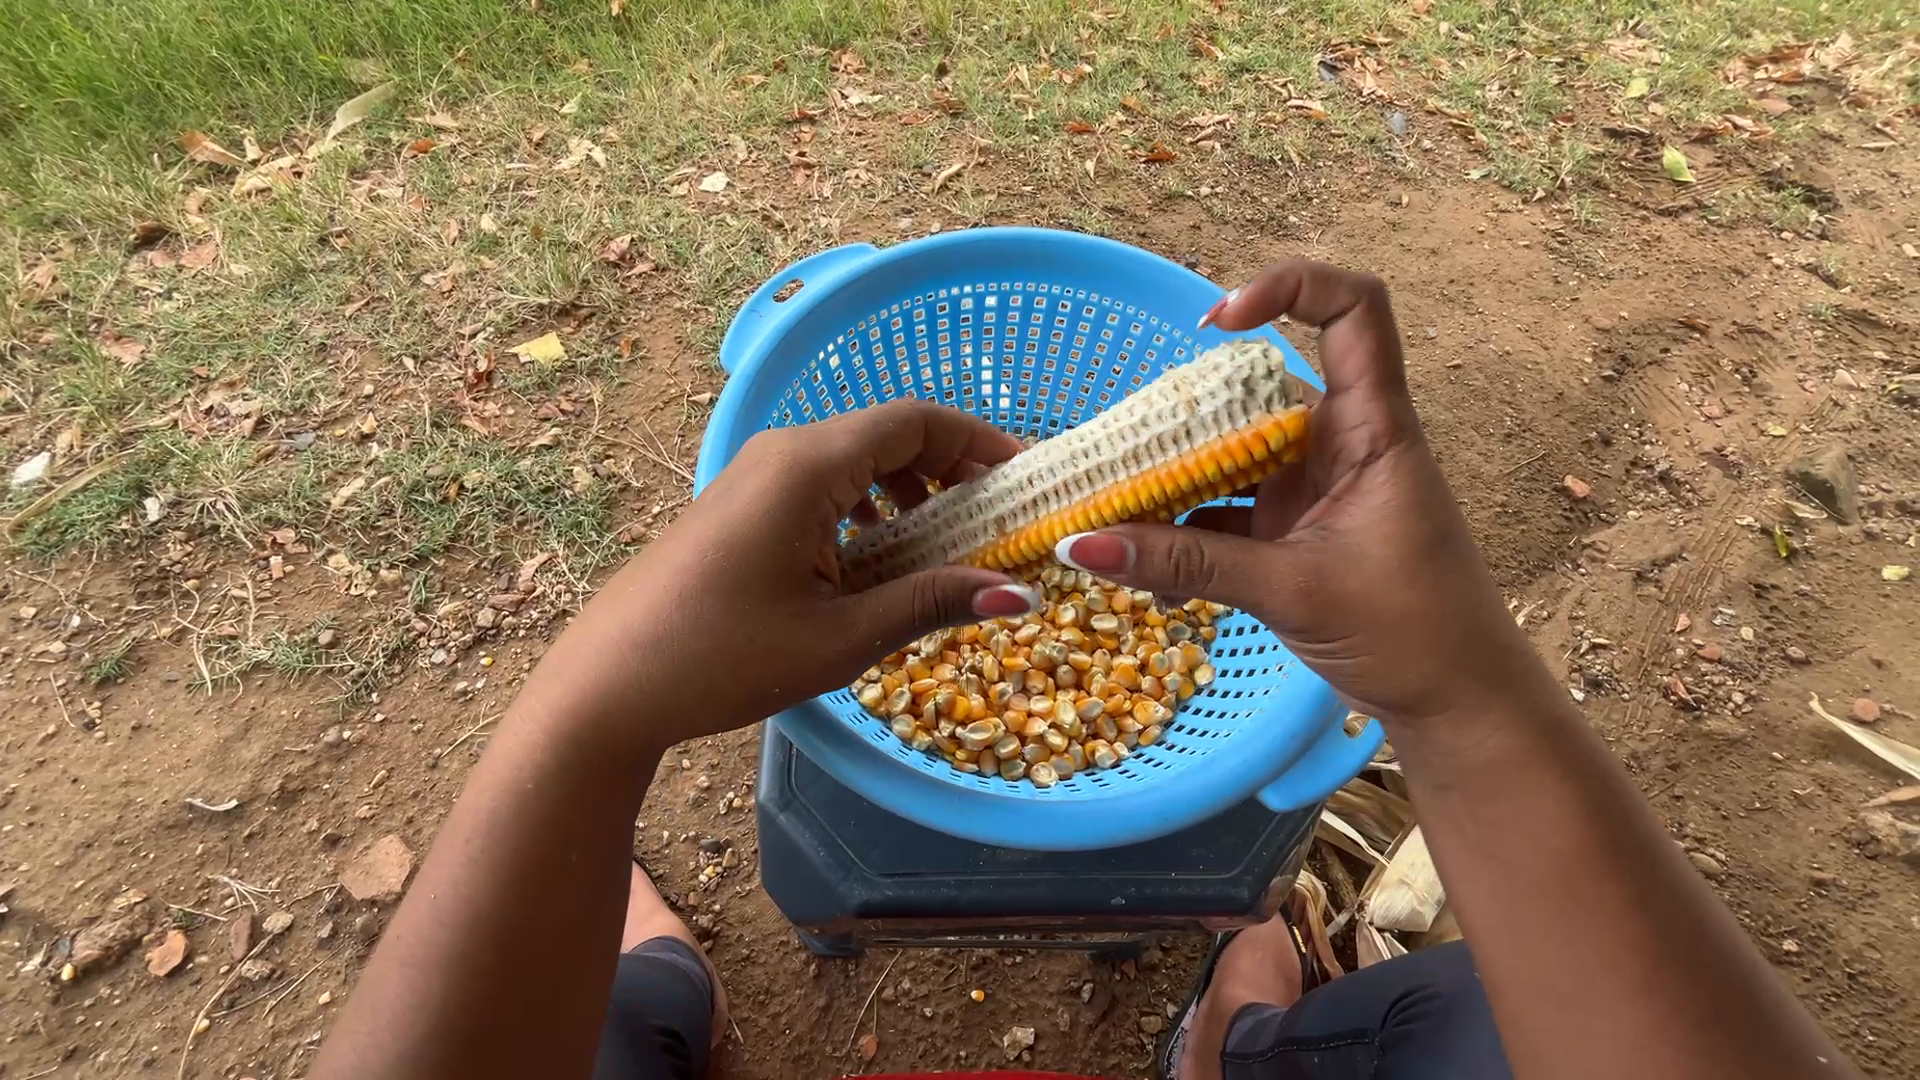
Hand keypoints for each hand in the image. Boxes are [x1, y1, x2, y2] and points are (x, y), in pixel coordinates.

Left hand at [516, 399, 1041, 753]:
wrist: (607, 686)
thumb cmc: (723, 658)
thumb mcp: (841, 637)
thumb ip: (931, 602)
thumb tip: (1018, 595)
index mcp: (809, 465)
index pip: (916, 420)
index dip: (980, 441)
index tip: (1024, 477)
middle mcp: (784, 452)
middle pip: (889, 435)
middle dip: (952, 469)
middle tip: (996, 517)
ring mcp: (757, 475)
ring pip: (857, 461)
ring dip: (910, 491)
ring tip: (945, 541)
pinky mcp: (744, 503)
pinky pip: (825, 486)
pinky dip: (869, 509)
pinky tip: (879, 557)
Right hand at [1055, 260, 1552, 726]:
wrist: (1456, 703)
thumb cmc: (1410, 631)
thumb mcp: (1289, 589)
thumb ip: (1184, 564)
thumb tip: (1081, 546)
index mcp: (1369, 429)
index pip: (1352, 313)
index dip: (1289, 288)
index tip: (1213, 323)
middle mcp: (1335, 445)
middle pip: (1252, 396)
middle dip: (1182, 420)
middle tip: (1118, 450)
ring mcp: (1307, 491)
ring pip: (1226, 461)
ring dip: (1171, 489)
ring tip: (1114, 518)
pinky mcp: (1287, 533)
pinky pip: (1221, 516)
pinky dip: (1183, 539)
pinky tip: (1148, 574)